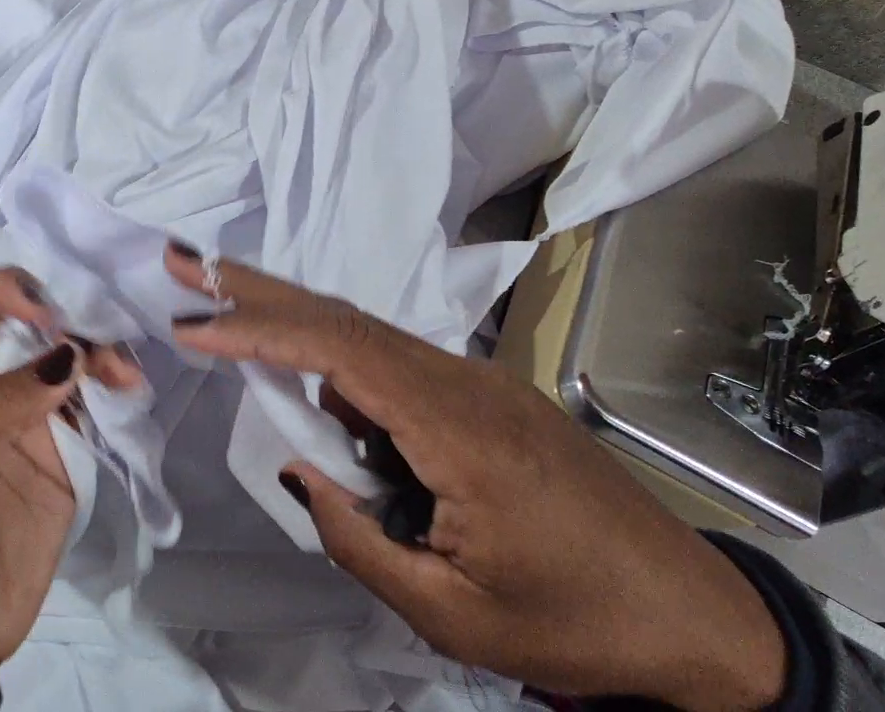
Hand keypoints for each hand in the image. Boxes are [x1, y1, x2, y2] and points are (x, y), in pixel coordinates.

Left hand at [0, 269, 141, 711]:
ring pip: (68, 359)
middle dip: (68, 317)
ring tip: (123, 375)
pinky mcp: (65, 453)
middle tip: (101, 342)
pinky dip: (112, 390)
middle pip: (31, 324)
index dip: (7, 292)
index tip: (48, 313)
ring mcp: (29, 418)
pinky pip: (92, 405)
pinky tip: (128, 390)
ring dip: (98, 353)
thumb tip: (67, 355)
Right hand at [165, 247, 786, 711]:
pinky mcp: (483, 396)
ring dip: (288, 325)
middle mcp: (468, 383)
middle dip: (256, 288)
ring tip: (220, 320)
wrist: (700, 620)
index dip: (261, 331)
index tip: (193, 326)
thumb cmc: (579, 624)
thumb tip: (301, 471)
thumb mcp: (454, 615)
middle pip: (345, 317)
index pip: (343, 355)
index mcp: (464, 431)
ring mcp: (479, 383)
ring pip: (364, 336)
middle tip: (184, 260)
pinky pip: (390, 366)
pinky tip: (318, 409)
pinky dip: (331, 366)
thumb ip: (357, 541)